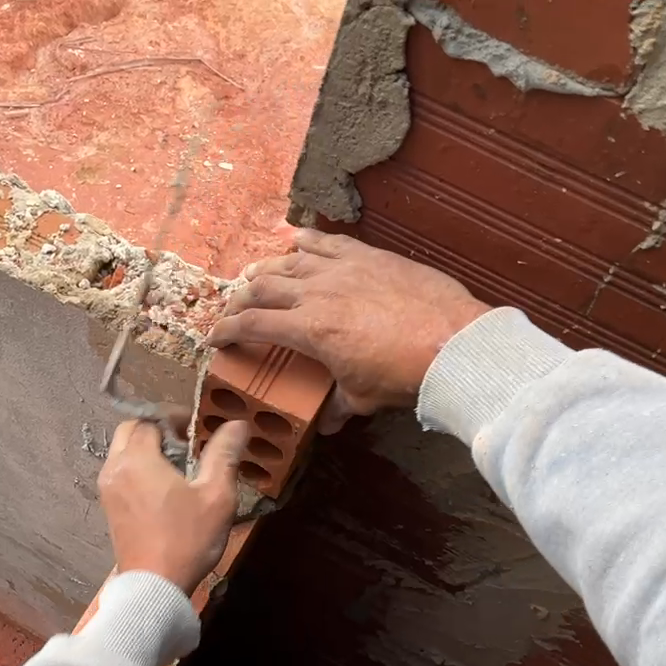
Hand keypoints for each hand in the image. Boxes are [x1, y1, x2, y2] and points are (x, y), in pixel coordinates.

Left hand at [98, 419, 250, 592]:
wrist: (154, 587)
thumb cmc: (187, 540)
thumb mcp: (216, 496)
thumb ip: (224, 454)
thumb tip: (236, 423)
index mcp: (137, 459)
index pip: (150, 420)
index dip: (174, 417)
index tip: (198, 428)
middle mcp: (115, 468)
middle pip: (130, 431)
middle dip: (156, 429)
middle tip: (186, 442)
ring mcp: (108, 490)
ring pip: (122, 452)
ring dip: (146, 448)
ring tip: (178, 465)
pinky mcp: (109, 508)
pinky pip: (120, 472)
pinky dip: (138, 467)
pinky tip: (164, 487)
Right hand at [205, 228, 489, 432]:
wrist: (453, 343)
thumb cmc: (402, 374)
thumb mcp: (361, 398)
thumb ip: (337, 407)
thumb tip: (327, 424)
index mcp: (308, 329)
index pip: (251, 324)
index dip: (225, 330)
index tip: (213, 339)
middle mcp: (316, 292)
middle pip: (261, 287)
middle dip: (239, 298)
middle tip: (233, 310)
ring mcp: (342, 268)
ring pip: (289, 261)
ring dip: (267, 269)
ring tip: (256, 277)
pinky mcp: (368, 256)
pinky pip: (327, 241)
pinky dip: (305, 241)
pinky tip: (295, 241)